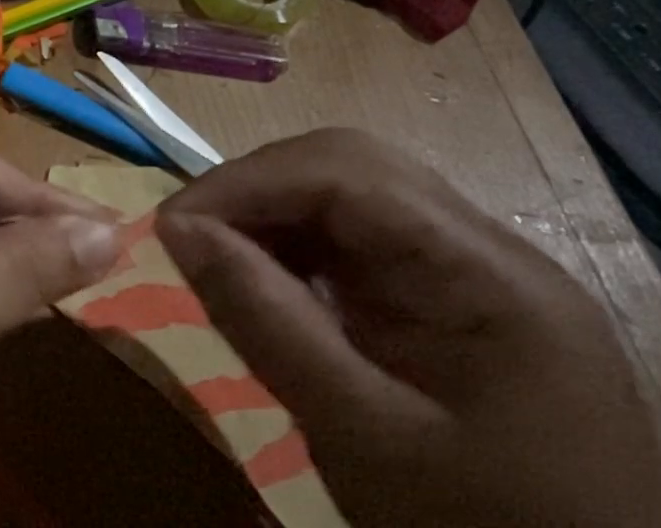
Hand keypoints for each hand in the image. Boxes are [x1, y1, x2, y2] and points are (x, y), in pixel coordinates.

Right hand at [158, 128, 660, 527]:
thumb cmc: (478, 524)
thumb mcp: (362, 434)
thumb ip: (267, 323)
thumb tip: (175, 229)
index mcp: (492, 276)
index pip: (348, 173)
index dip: (245, 184)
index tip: (169, 227)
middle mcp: (488, 252)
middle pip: (351, 168)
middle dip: (254, 190)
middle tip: (187, 238)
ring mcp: (471, 276)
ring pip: (347, 196)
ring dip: (268, 216)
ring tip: (213, 259)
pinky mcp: (448, 303)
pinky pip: (355, 243)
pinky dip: (291, 249)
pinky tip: (262, 284)